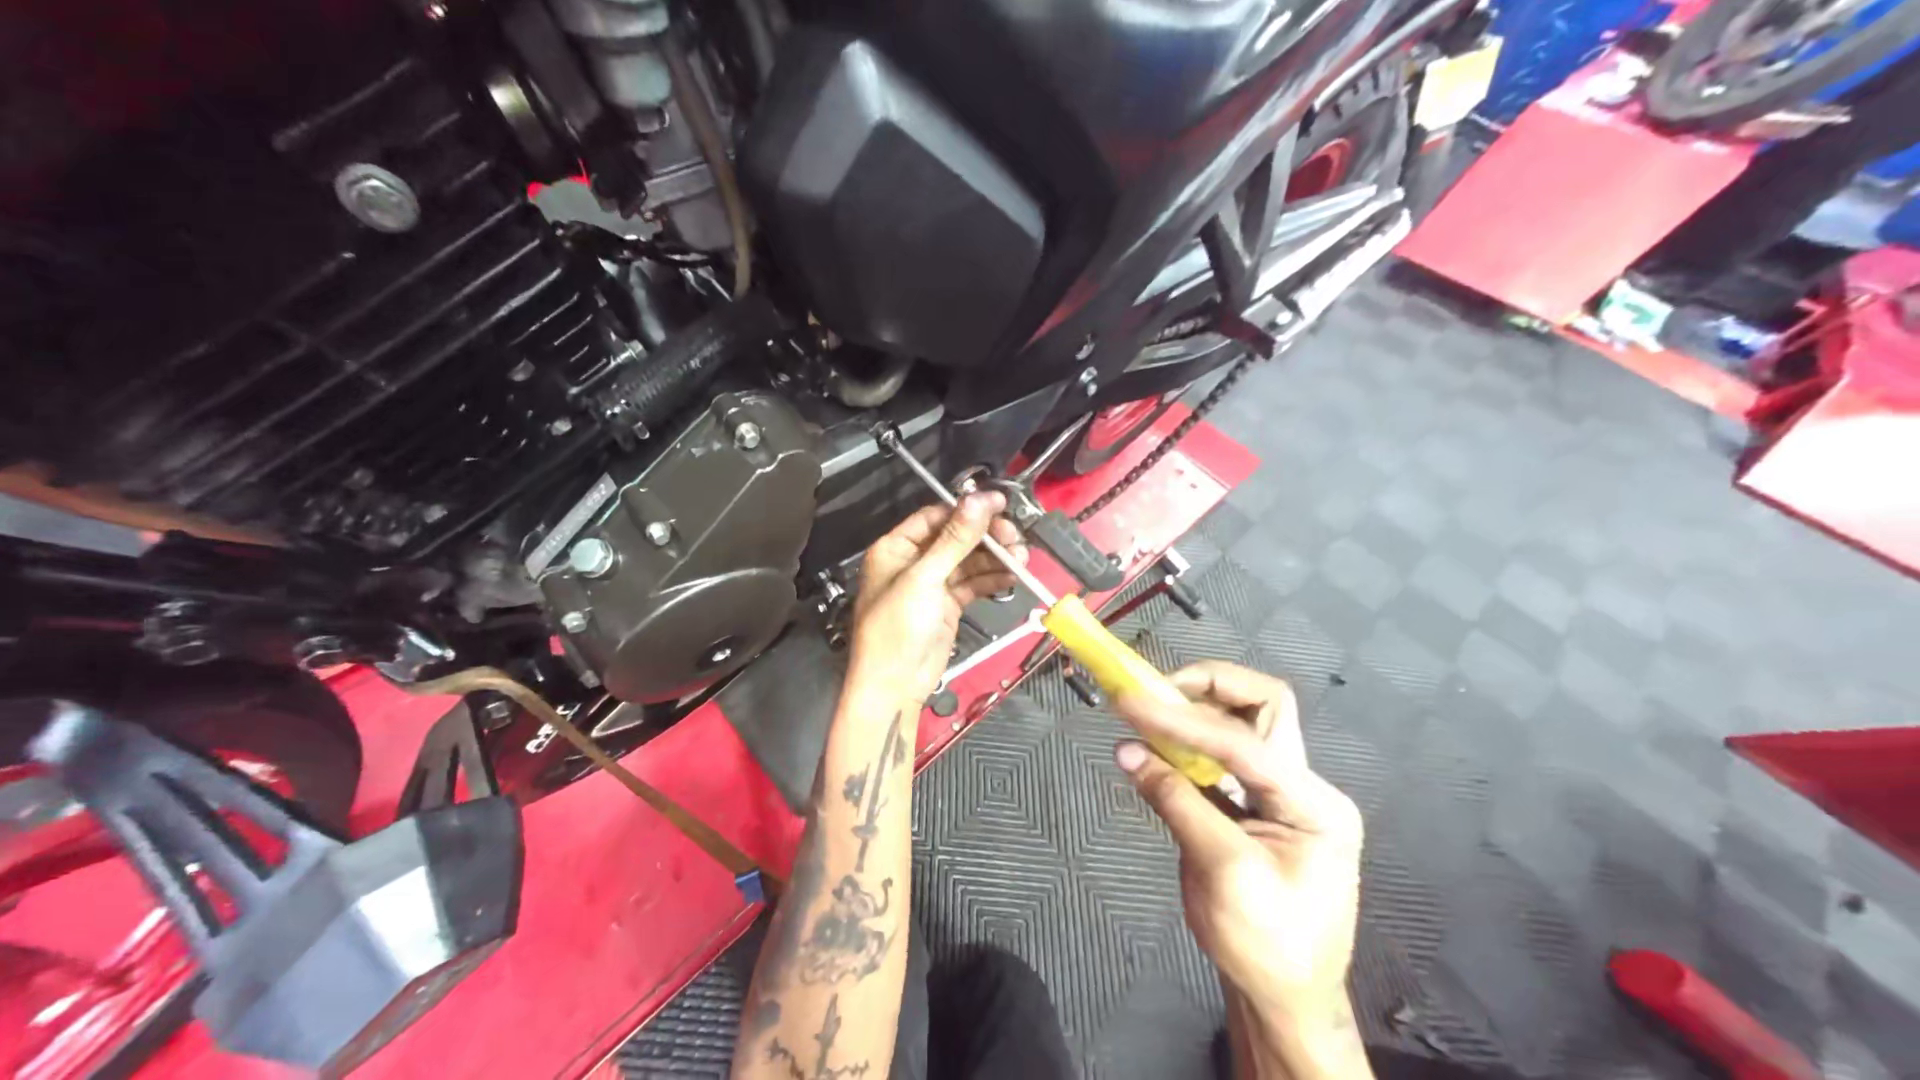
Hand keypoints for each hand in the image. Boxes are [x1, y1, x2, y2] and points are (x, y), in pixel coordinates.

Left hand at [848, 492, 1026, 703]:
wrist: (894, 686)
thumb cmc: (896, 627)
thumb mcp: (925, 578)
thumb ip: (955, 539)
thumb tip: (980, 500)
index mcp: (896, 548)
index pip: (936, 517)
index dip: (968, 510)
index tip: (1000, 505)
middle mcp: (913, 562)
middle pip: (956, 538)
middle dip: (987, 538)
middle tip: (1016, 539)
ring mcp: (932, 584)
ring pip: (969, 562)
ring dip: (995, 559)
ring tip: (1021, 559)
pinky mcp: (947, 605)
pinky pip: (973, 584)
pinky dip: (992, 580)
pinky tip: (1012, 576)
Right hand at [1114, 662, 1363, 1040]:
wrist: (1284, 998)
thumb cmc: (1268, 946)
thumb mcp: (1224, 876)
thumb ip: (1177, 803)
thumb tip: (1126, 750)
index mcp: (1313, 803)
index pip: (1244, 742)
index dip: (1184, 719)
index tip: (1131, 701)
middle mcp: (1300, 785)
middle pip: (1263, 708)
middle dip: (1209, 687)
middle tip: (1156, 692)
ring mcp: (1275, 792)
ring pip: (1240, 724)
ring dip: (1192, 712)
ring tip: (1145, 714)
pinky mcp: (1247, 804)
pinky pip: (1217, 758)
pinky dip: (1182, 745)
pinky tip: (1152, 748)